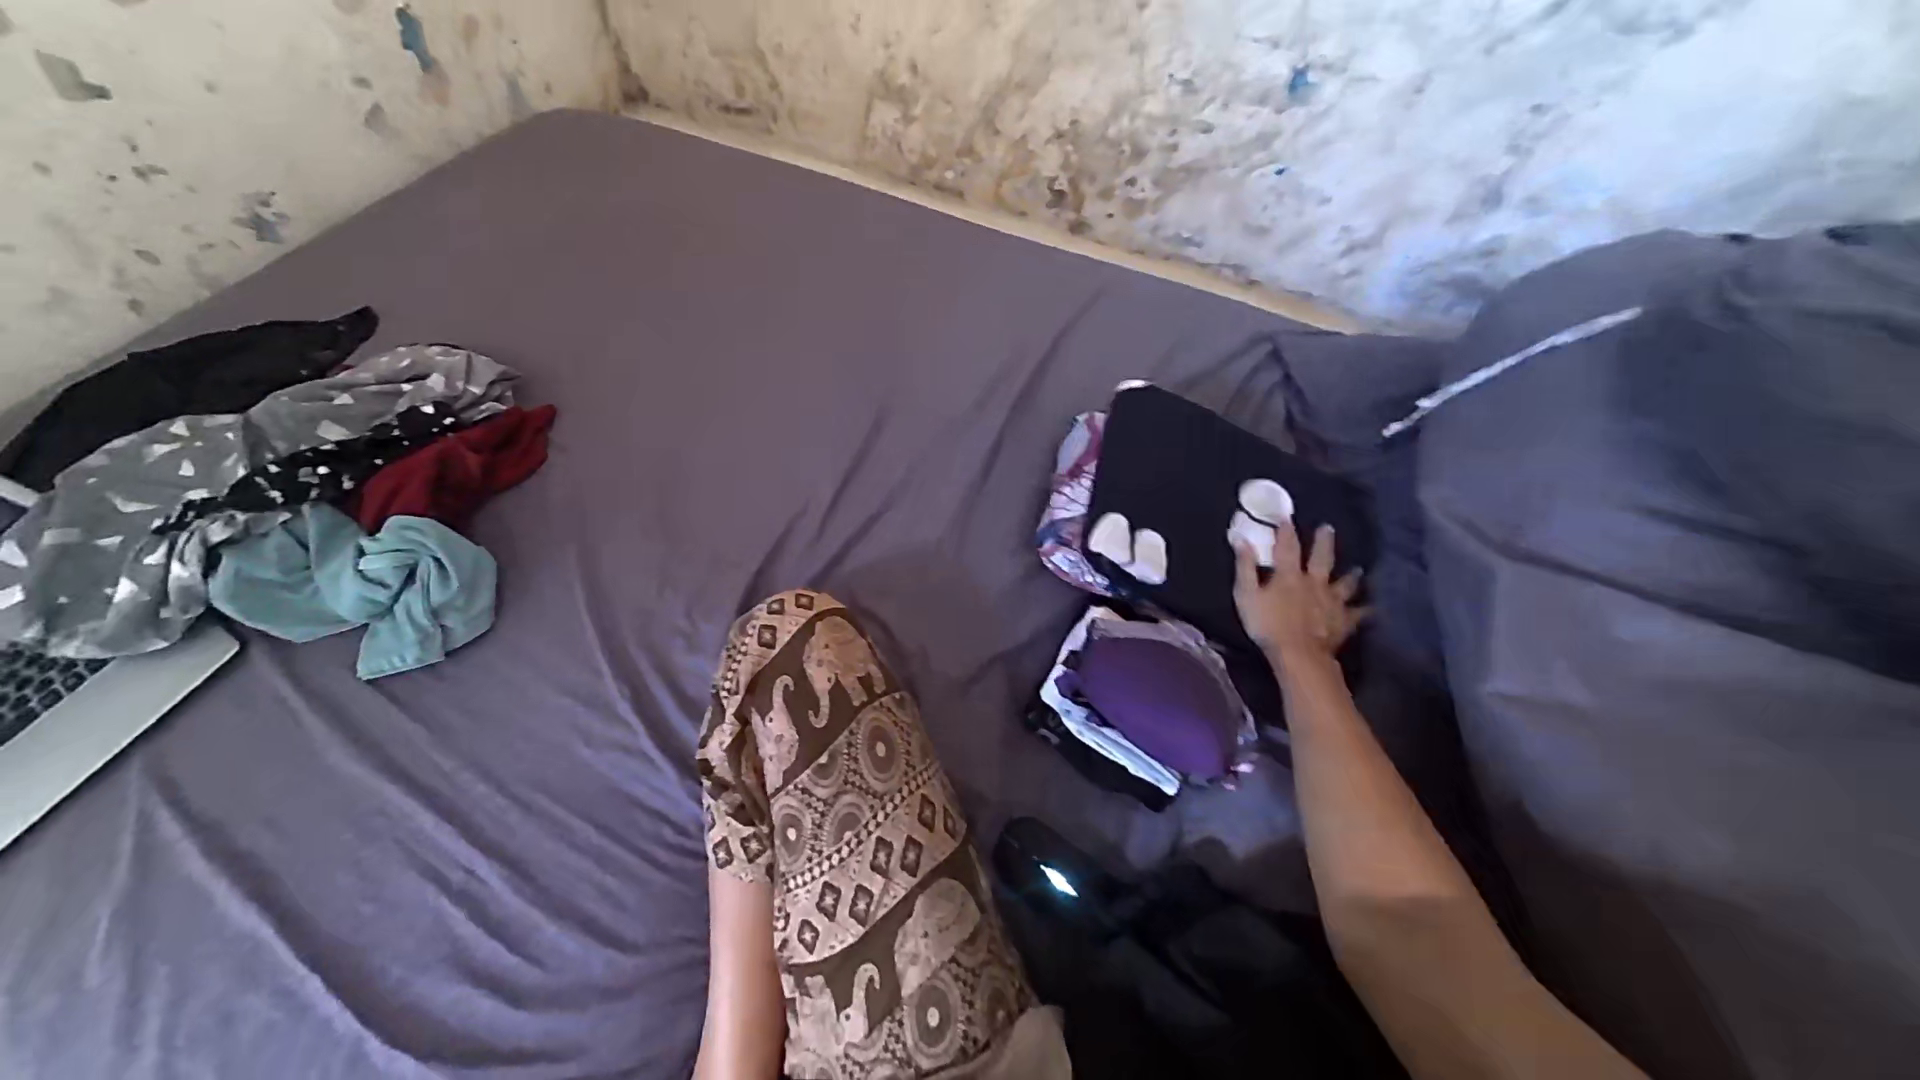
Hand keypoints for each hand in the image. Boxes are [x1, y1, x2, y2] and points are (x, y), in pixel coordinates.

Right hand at [1230, 521, 1366, 665]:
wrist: (1298, 654)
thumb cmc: (1267, 624)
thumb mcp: (1246, 594)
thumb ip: (1244, 566)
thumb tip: (1240, 538)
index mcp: (1290, 575)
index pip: (1288, 546)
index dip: (1286, 530)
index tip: (1286, 517)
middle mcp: (1315, 583)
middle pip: (1322, 558)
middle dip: (1324, 542)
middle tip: (1328, 528)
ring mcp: (1332, 602)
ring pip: (1345, 584)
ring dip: (1351, 576)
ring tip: (1357, 569)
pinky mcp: (1343, 621)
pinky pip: (1357, 614)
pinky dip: (1364, 611)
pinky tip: (1371, 609)